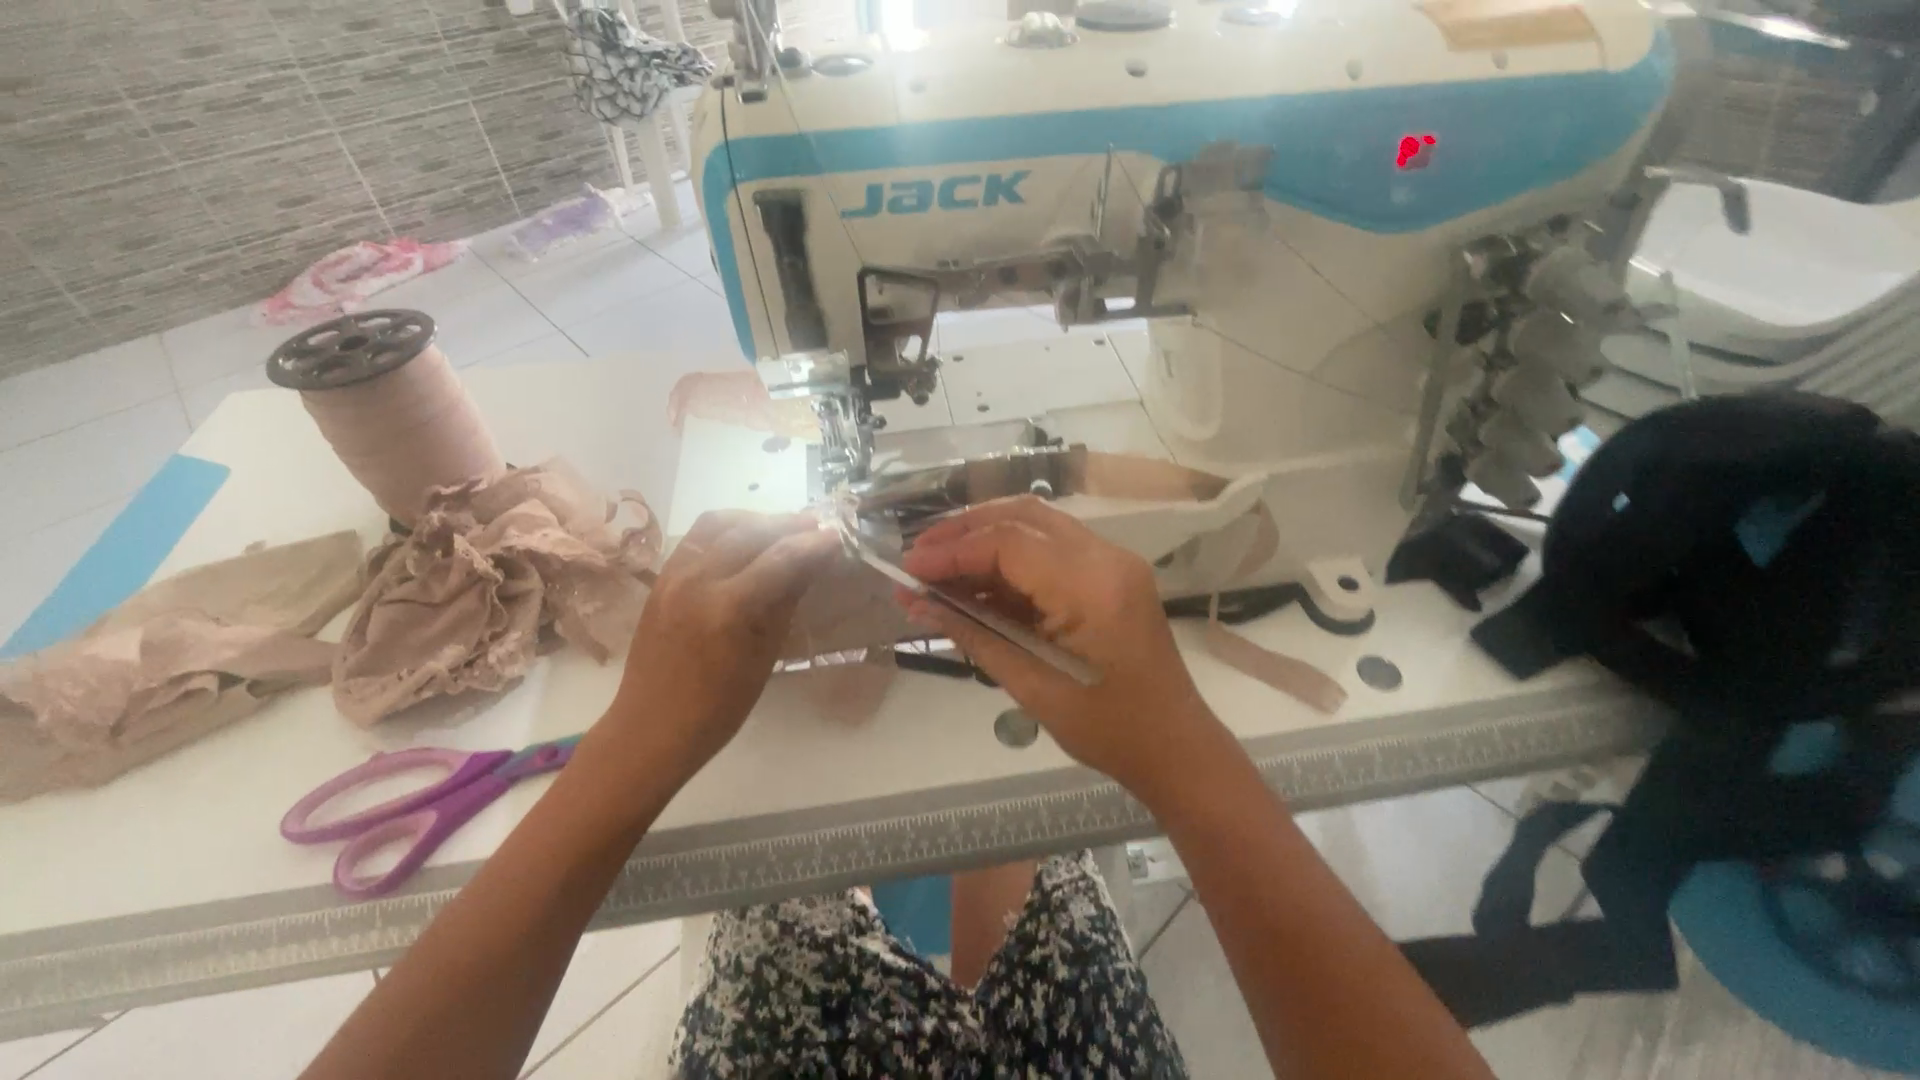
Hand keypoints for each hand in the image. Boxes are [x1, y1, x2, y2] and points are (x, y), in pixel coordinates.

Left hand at [599, 510, 840, 785]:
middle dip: (788, 525)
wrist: (652, 727)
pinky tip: (746, 542)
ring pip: (718, 523)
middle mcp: (698, 580)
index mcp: (728, 608)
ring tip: (781, 529)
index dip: (813, 544)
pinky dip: (726, 530)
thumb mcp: (764, 656)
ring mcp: (673, 575)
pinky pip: (697, 537)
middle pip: (750, 532)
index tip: (837, 536)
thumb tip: (813, 563)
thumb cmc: (718, 707)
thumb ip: (786, 601)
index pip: (780, 558)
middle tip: (816, 528)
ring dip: (755, 520)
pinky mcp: (661, 578)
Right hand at [899, 497, 1229, 803]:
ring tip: (936, 571)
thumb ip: (973, 635)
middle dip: (964, 531)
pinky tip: (974, 586)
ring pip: (1036, 527)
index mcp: (1093, 586)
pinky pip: (1052, 552)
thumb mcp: (1032, 686)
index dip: (951, 552)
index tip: (906, 569)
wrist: (1176, 748)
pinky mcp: (1111, 576)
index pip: (1008, 543)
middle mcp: (1107, 558)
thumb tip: (917, 601)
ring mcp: (1113, 563)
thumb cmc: (1109, 730)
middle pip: (1022, 517)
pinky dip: (1010, 563)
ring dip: (985, 542)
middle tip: (917, 557)